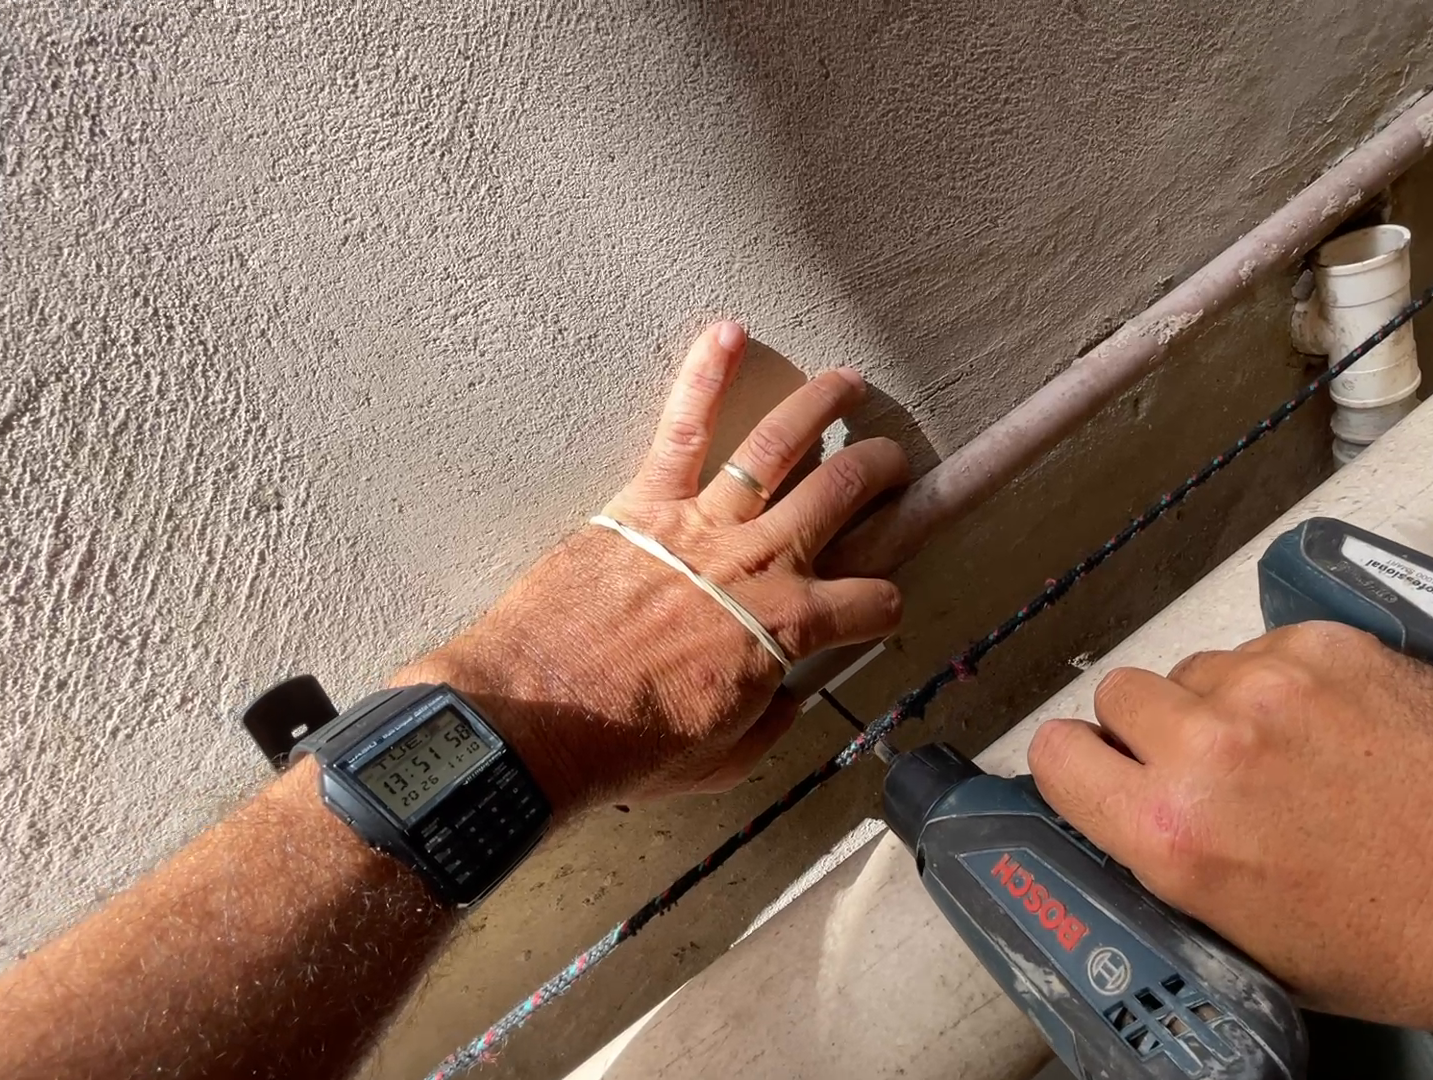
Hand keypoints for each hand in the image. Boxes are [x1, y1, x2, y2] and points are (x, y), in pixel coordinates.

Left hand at [403, 322, 906, 809]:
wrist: (536, 720)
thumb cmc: (631, 746)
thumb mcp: (724, 759)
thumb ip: (772, 722)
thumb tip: (786, 693)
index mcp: (788, 629)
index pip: (873, 602)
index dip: (885, 607)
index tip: (877, 609)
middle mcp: (763, 562)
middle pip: (843, 492)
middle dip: (881, 469)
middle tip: (895, 460)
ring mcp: (707, 523)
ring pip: (780, 445)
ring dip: (823, 405)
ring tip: (848, 381)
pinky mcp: (647, 500)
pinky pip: (684, 428)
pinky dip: (706, 375)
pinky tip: (729, 330)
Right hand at [1026, 623, 1432, 1047]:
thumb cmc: (1402, 943)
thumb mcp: (1243, 936)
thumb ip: (1157, 855)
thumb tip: (1114, 801)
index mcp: (1175, 834)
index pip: (1055, 751)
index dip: (1076, 761)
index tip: (1104, 768)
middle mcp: (1209, 748)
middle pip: (1118, 692)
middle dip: (1149, 727)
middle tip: (1206, 763)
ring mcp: (1270, 684)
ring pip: (1192, 667)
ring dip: (1217, 702)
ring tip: (1286, 747)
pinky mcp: (1325, 644)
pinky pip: (1260, 647)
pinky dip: (1280, 679)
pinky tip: (1333, 724)